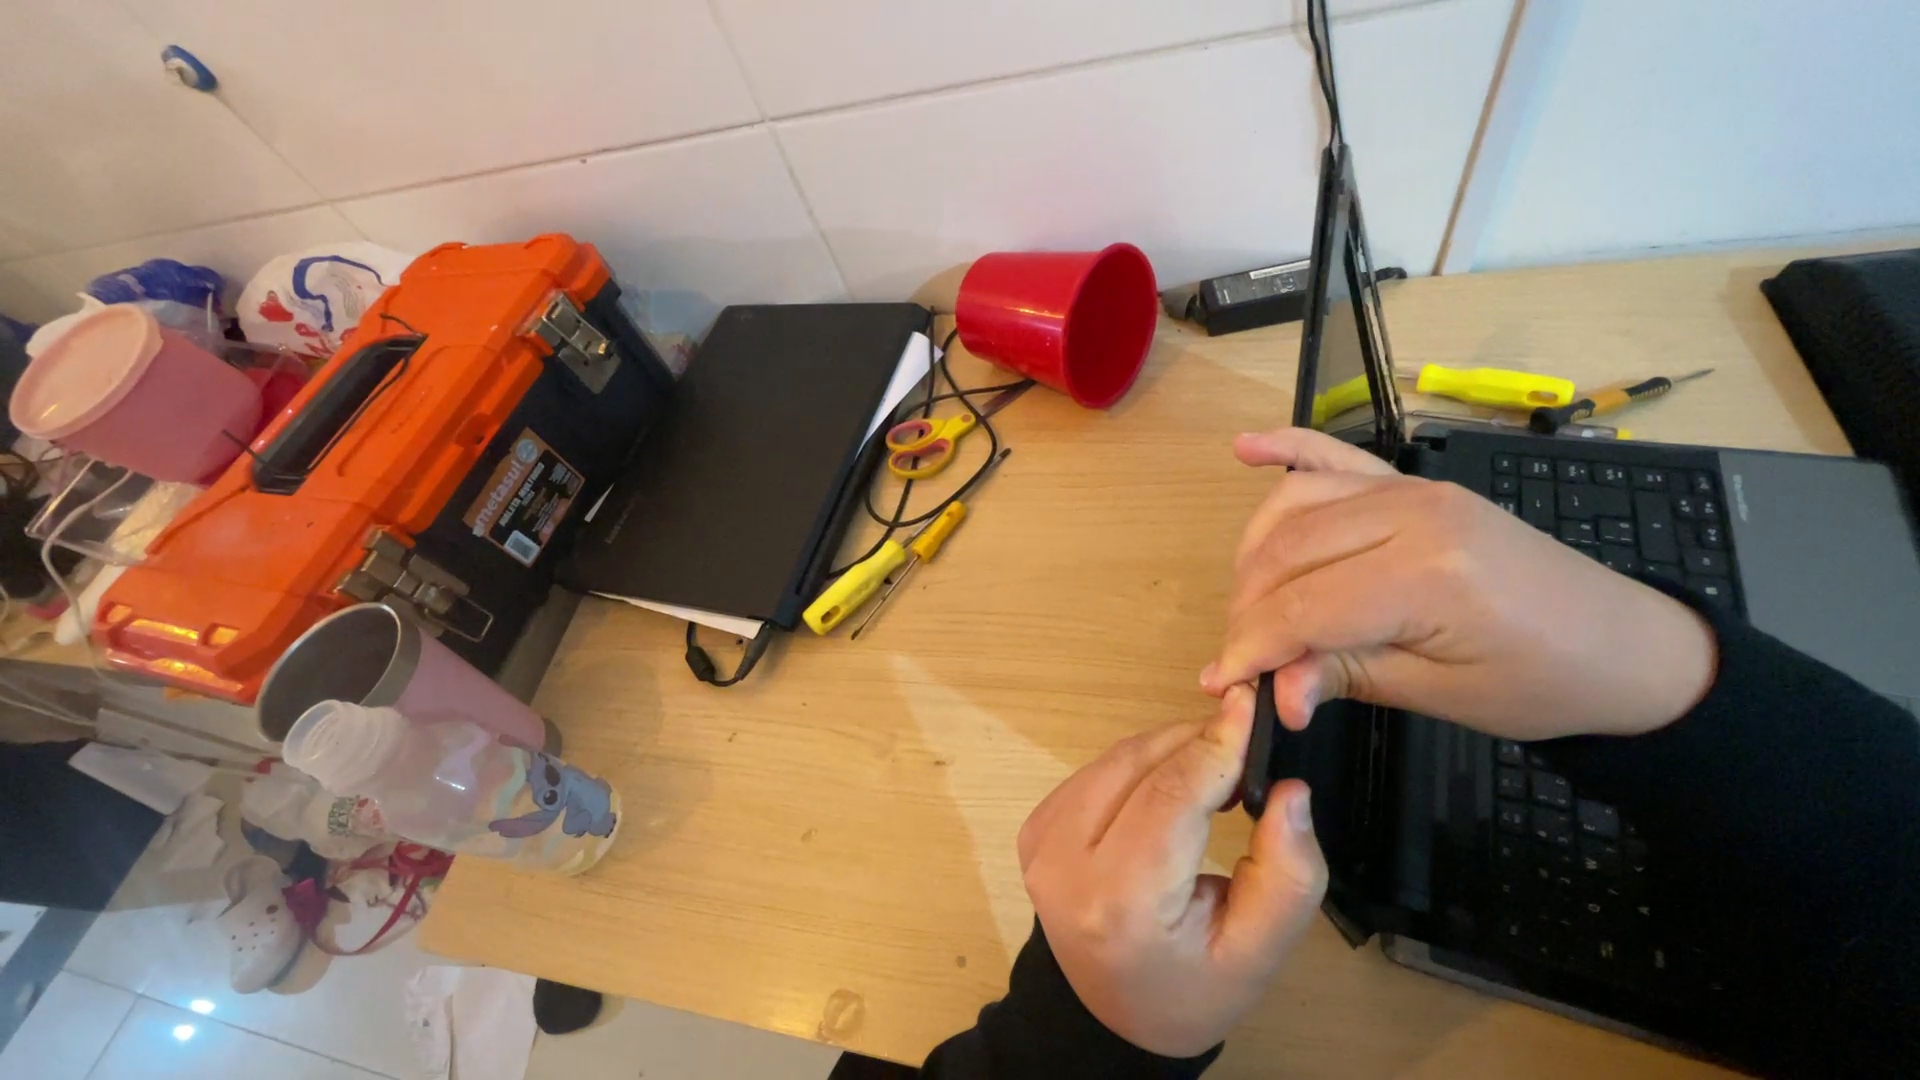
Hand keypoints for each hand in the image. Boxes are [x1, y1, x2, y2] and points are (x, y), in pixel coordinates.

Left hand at [1017, 686, 1326, 1057]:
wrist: (1108, 1013)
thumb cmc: (1189, 988)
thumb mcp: (1256, 955)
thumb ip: (1287, 877)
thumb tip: (1290, 792)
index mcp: (1118, 901)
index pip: (1171, 796)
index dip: (1214, 745)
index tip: (1248, 702)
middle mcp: (1063, 862)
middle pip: (1138, 766)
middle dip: (1195, 740)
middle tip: (1245, 735)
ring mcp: (1040, 840)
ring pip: (1115, 759)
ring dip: (1169, 746)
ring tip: (1218, 759)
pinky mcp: (1034, 825)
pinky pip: (1097, 770)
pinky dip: (1141, 761)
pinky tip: (1174, 775)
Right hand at [1201, 428, 1716, 740]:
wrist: (1625, 645)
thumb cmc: (1539, 683)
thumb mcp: (1438, 695)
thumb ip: (1343, 677)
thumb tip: (1271, 693)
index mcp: (1427, 573)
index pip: (1304, 605)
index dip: (1253, 647)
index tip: (1222, 683)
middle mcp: (1412, 511)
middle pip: (1287, 551)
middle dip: (1247, 609)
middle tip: (1239, 659)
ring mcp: (1411, 487)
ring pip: (1293, 505)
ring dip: (1254, 555)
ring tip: (1248, 606)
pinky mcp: (1413, 482)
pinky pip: (1334, 454)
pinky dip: (1286, 448)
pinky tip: (1245, 448)